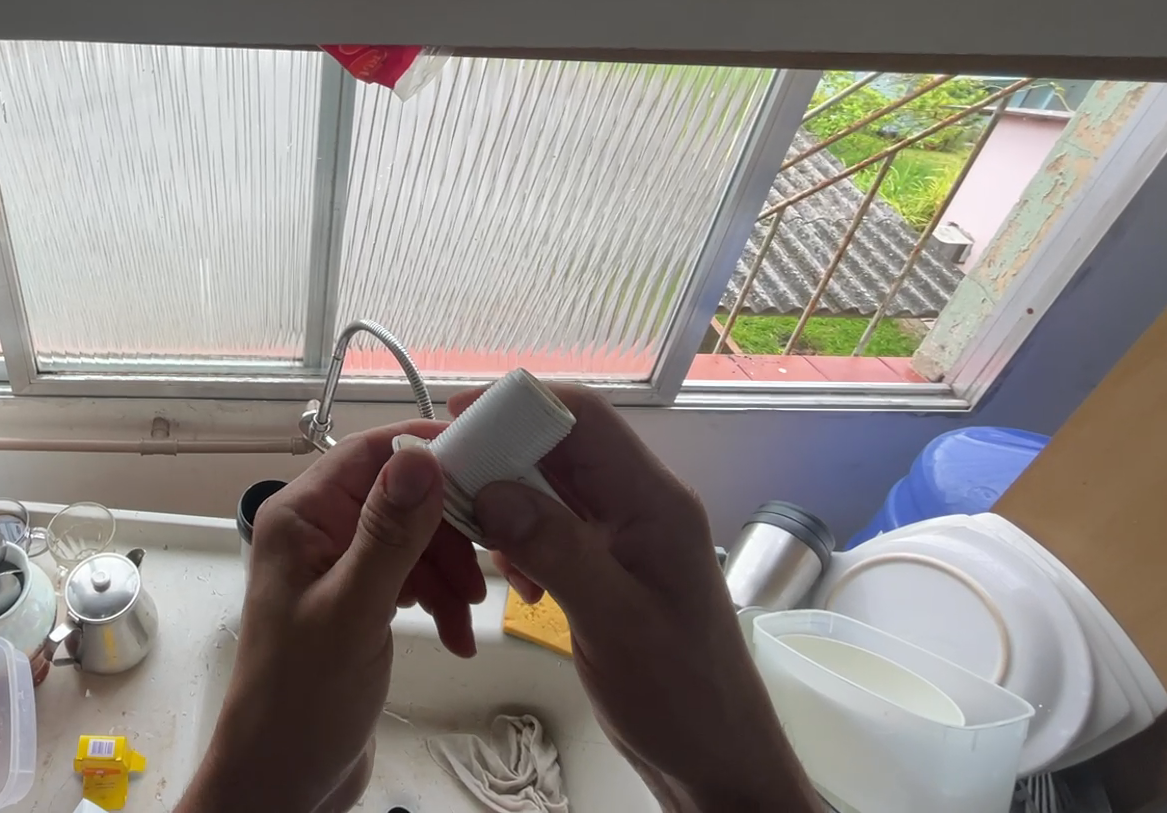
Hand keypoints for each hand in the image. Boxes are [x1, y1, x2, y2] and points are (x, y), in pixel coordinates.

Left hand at [179, 420, 486, 812]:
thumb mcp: (354, 608)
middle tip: (483, 569)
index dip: (425, 449)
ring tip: (466, 615)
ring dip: (445, 570)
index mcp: (300, 512)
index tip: (484, 460)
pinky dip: (435, 596)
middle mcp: (316, 526)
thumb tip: (421, 454)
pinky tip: (452, 633)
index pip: (368, 452)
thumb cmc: (304, 695)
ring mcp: (335, 561)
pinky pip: (405, 573)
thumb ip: (389, 532)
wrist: (283, 777)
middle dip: (443, 529)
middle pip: (396, 495)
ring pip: (408, 536)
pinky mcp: (355, 595)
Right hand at [464, 384, 817, 811]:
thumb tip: (491, 491)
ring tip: (477, 536)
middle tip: (449, 479)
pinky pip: (546, 522)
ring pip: (545, 483)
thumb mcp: (616, 623)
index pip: (585, 417)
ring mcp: (619, 531)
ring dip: (505, 500)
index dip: (521, 403)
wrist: (717, 765)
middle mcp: (636, 502)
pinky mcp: (601, 559)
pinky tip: (515, 579)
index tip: (459, 415)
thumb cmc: (681, 696)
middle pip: (557, 446)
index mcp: (653, 501)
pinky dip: (517, 536)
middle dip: (500, 453)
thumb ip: (557, 550)